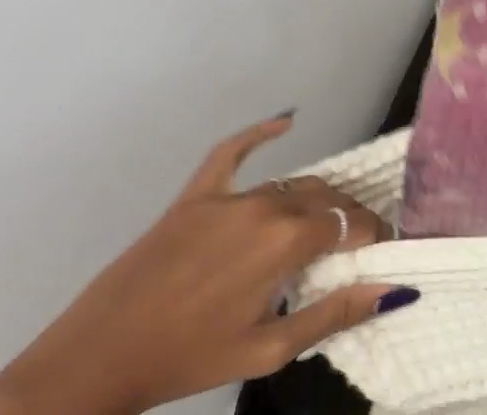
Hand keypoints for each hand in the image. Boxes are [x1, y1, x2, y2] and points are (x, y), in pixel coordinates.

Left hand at [0, 114, 418, 414]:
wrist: (87, 367)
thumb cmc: (186, 360)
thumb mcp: (269, 348)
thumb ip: (338, 313)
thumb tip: (399, 290)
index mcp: (289, 240)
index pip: (356, 225)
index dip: (375, 239)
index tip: (380, 255)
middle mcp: (266, 207)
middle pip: (330, 201)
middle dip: (352, 220)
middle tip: (356, 246)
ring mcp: (227, 199)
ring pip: (294, 185)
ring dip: (319, 200)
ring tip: (328, 223)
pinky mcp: (191, 199)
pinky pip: (230, 154)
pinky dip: (260, 133)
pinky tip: (286, 120)